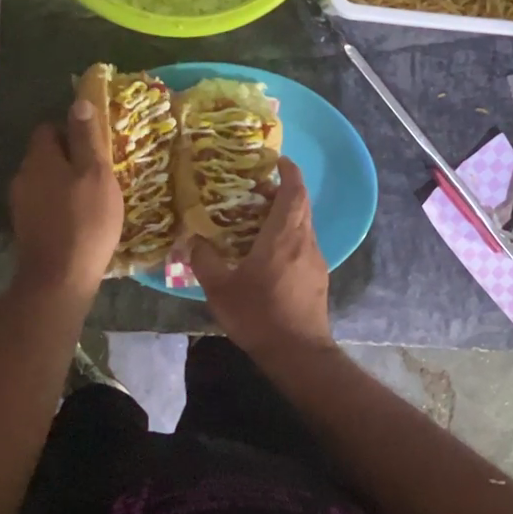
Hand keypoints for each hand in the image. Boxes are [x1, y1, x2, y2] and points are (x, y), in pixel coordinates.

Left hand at [10, 99, 123, 298]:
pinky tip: (79, 223)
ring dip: (65, 186)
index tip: (95, 148)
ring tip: (93, 201)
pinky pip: (44, 206)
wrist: (59, 278)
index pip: (48, 129)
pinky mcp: (25, 229)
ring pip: (45, 183)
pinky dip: (60, 208)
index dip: (71, 132)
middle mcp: (23, 176)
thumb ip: (87, 138)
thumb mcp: (96, 174)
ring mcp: (20, 204)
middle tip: (100, 175)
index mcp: (39, 158)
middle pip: (45, 156)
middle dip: (69, 161)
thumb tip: (79, 102)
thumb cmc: (85, 222)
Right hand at [189, 157, 331, 357]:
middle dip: (281, 193)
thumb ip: (204, 260)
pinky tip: (267, 255)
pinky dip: (288, 239)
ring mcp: (316, 260)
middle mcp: (306, 241)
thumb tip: (194, 241)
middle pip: (300, 205)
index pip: (294, 190)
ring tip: (255, 223)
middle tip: (254, 193)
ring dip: (284, 218)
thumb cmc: (258, 315)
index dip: (288, 171)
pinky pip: (304, 246)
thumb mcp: (220, 288)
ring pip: (303, 227)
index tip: (276, 161)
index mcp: (284, 235)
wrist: (297, 353)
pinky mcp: (318, 279)